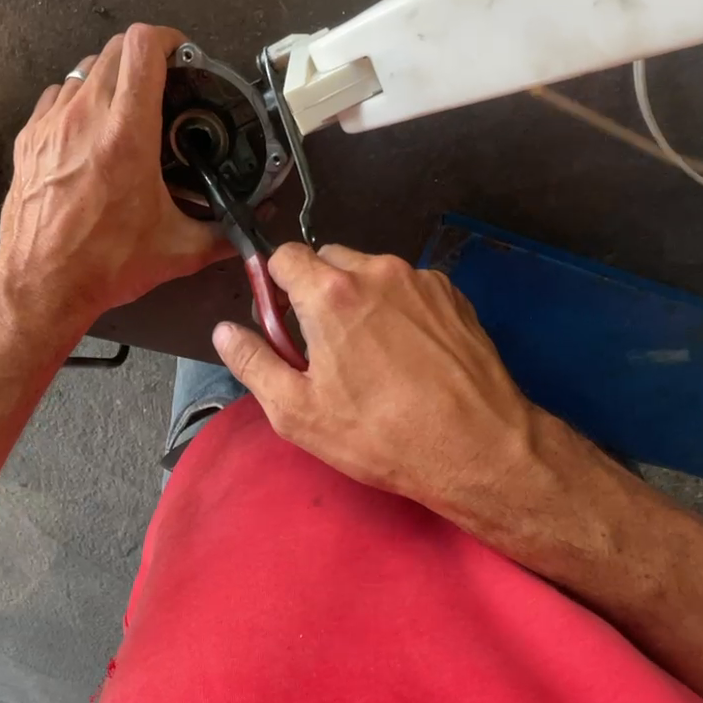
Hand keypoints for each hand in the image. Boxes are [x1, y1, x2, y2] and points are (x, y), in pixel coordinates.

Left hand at [0, 24, 226, 327]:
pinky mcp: (28, 139)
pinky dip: (77, 101)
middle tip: (162, 85)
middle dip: (143, 59)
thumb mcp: (176, 251)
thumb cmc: (103, 265)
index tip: (181, 55)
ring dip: (110, 78)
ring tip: (126, 109)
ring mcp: (50, 125)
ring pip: (83, 69)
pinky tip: (89, 132)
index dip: (168, 40)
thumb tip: (247, 232)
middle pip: (114, 49)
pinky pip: (56, 97)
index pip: (143, 48)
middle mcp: (84, 118)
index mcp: (126, 135)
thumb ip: (222, 236)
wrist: (40, 285)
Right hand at [212, 243, 664, 569]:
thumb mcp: (297, 412)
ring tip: (372, 353)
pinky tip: (409, 353)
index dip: (276, 285)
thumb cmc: (378, 435)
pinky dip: (397, 306)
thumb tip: (224, 332)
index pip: (285, 256)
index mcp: (329, 293)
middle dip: (317, 290)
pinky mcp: (453, 294)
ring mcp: (420, 279)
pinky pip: (408, 286)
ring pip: (370, 271)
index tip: (283, 320)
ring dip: (359, 297)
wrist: (478, 447)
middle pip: (328, 258)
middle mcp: (376, 270)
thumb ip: (253, 364)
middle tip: (325, 344)